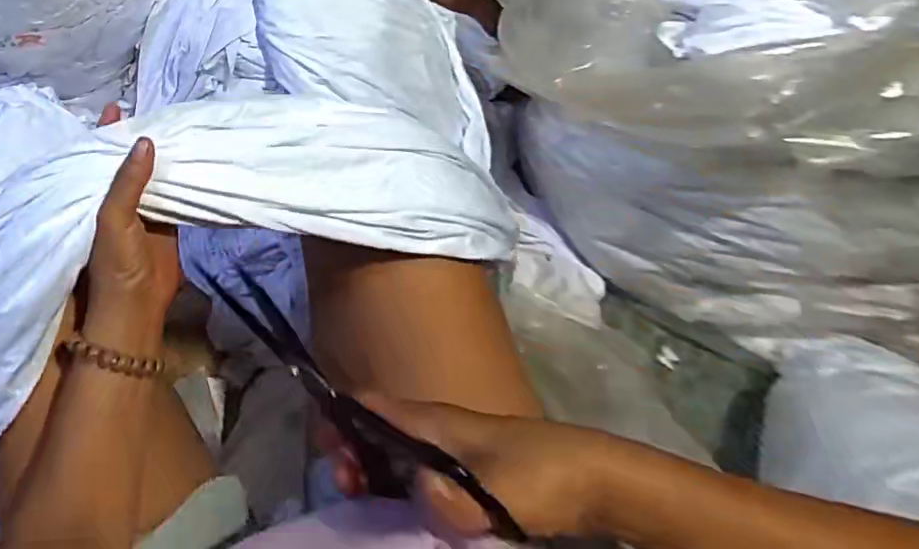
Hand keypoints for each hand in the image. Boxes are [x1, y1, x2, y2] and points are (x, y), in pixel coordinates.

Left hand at [83, 105, 180, 330]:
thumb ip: (127, 182)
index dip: (107, 131)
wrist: (137, 307)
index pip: (100, 154)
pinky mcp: (165, 220)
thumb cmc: (114, 264)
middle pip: (129, 160)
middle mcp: (118, 197)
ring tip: (182, 126)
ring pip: (153, 173)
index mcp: (97, 194)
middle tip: (162, 109)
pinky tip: (195, 157)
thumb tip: (145, 140)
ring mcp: (143, 208)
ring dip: (163, 155)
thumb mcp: (113, 220)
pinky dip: (182, 176)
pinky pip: (173, 191)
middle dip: (140, 137)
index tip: (119, 104)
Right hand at [326, 394, 623, 540]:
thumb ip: (461, 499)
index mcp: (429, 421)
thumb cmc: (540, 472)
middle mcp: (429, 431)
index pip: (369, 404)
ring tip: (363, 504)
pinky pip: (413, 477)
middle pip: (372, 431)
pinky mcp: (460, 477)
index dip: (341, 417)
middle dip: (351, 454)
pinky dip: (396, 490)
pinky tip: (396, 515)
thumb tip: (422, 494)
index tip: (328, 451)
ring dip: (371, 475)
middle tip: (347, 490)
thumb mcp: (502, 491)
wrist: (590, 477)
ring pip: (391, 456)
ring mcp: (444, 453)